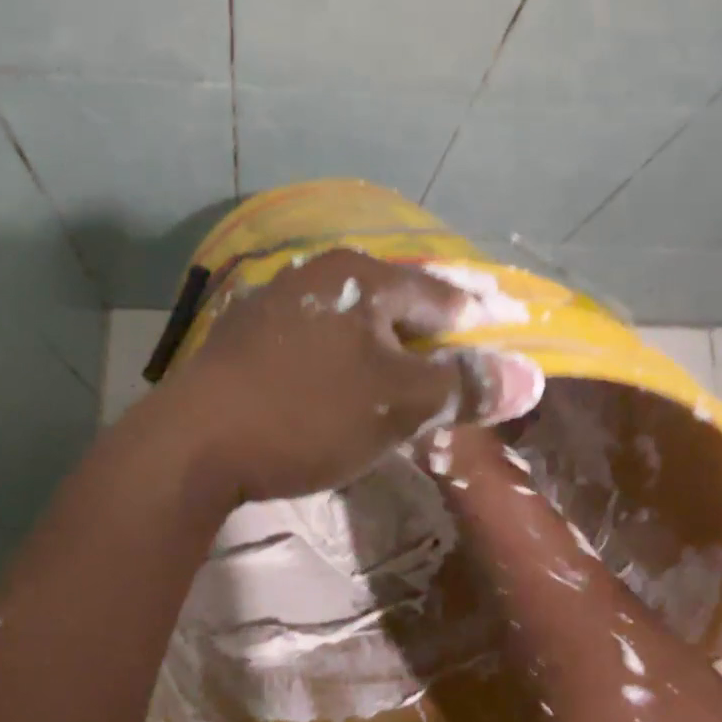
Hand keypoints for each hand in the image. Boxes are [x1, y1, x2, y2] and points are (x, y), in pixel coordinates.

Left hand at [163, 249, 542, 504]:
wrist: (192, 445)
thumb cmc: (307, 413)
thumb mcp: (397, 404)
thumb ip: (463, 386)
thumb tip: (530, 375)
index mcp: (358, 277)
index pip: (440, 295)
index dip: (477, 327)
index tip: (500, 355)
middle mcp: (315, 276)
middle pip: (394, 309)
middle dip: (427, 346)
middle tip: (451, 387)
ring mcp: (274, 306)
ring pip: (351, 330)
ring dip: (381, 361)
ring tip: (400, 399)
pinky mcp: (245, 342)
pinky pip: (314, 349)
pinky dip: (339, 371)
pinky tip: (338, 400)